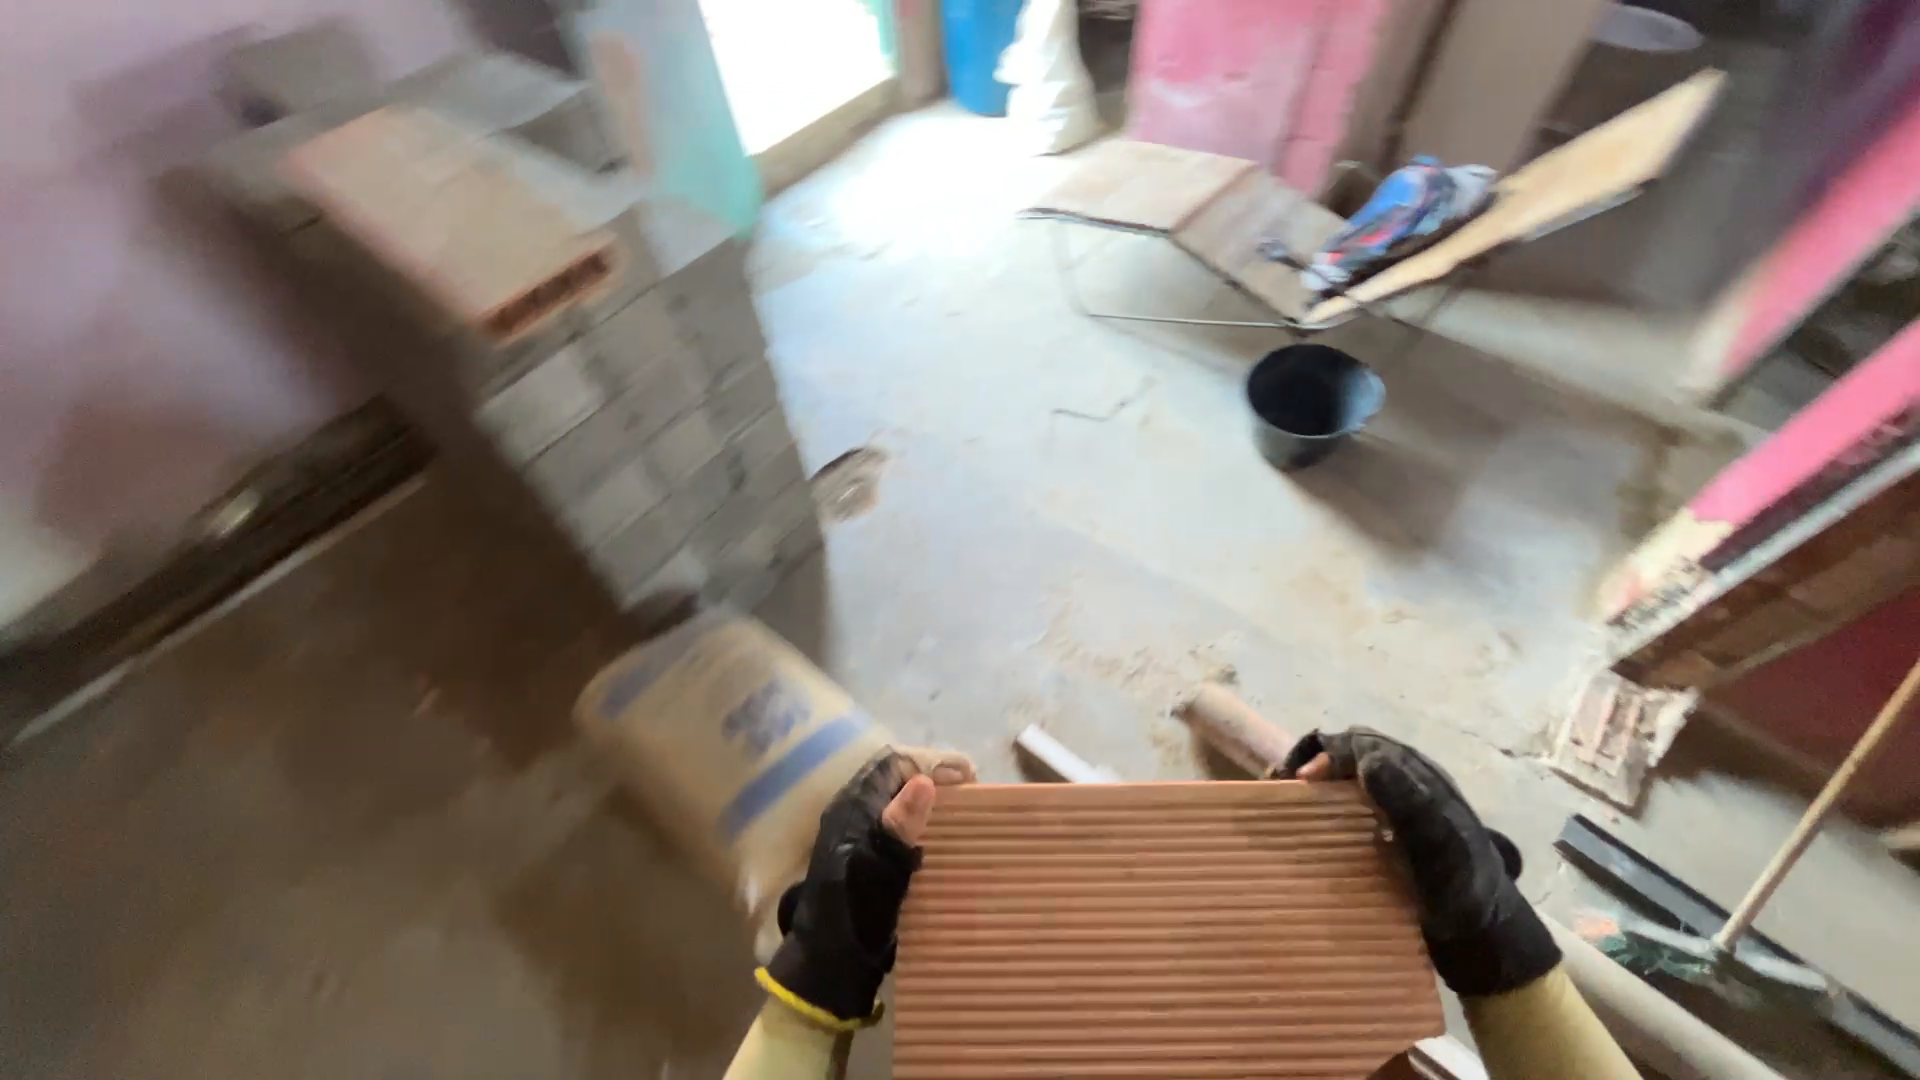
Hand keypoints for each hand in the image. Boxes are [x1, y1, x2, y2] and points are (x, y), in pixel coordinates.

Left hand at [758, 750, 937, 1028]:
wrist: (828, 962)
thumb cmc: (856, 910)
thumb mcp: (882, 867)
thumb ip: (900, 823)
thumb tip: (924, 781)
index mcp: (855, 805)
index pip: (894, 763)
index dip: (931, 763)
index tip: (964, 781)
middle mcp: (852, 810)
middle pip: (894, 776)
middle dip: (931, 777)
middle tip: (965, 795)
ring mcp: (854, 832)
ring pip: (893, 797)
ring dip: (924, 798)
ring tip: (957, 814)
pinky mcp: (859, 854)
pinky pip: (891, 820)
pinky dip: (916, 820)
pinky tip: (934, 840)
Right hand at [1283, 728, 1558, 996]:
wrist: (1480, 931)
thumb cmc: (1459, 888)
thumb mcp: (1439, 848)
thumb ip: (1410, 803)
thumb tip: (1370, 759)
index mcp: (1417, 774)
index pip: (1360, 744)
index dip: (1325, 754)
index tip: (1299, 782)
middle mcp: (1403, 776)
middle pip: (1346, 749)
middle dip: (1311, 760)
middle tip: (1286, 788)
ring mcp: (1393, 797)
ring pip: (1343, 768)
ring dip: (1312, 776)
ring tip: (1287, 795)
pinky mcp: (1384, 820)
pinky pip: (1346, 793)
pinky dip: (1319, 796)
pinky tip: (1307, 814)